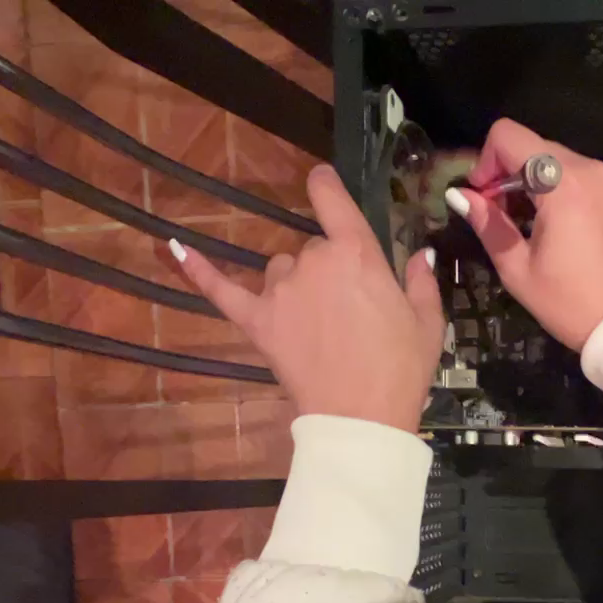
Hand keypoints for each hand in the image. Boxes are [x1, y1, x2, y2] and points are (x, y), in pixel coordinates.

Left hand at [173, 164, 444, 432]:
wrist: (362, 419)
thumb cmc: (402, 371)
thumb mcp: (428, 326)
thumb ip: (422, 283)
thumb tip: (421, 253)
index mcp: (357, 255)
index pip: (331, 199)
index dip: (326, 185)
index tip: (323, 182)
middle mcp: (313, 261)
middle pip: (314, 248)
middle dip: (331, 269)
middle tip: (353, 311)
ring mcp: (280, 291)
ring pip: (282, 270)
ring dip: (297, 285)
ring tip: (319, 324)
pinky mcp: (257, 321)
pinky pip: (222, 289)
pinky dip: (199, 269)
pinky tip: (174, 248)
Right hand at [448, 120, 602, 351]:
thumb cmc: (570, 304)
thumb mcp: (519, 270)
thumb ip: (489, 225)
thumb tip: (460, 196)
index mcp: (562, 183)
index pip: (508, 136)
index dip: (485, 162)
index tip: (482, 199)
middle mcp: (587, 169)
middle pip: (531, 146)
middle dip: (506, 175)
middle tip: (498, 218)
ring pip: (551, 161)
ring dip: (528, 184)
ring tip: (522, 226)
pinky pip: (573, 177)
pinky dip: (552, 191)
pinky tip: (547, 227)